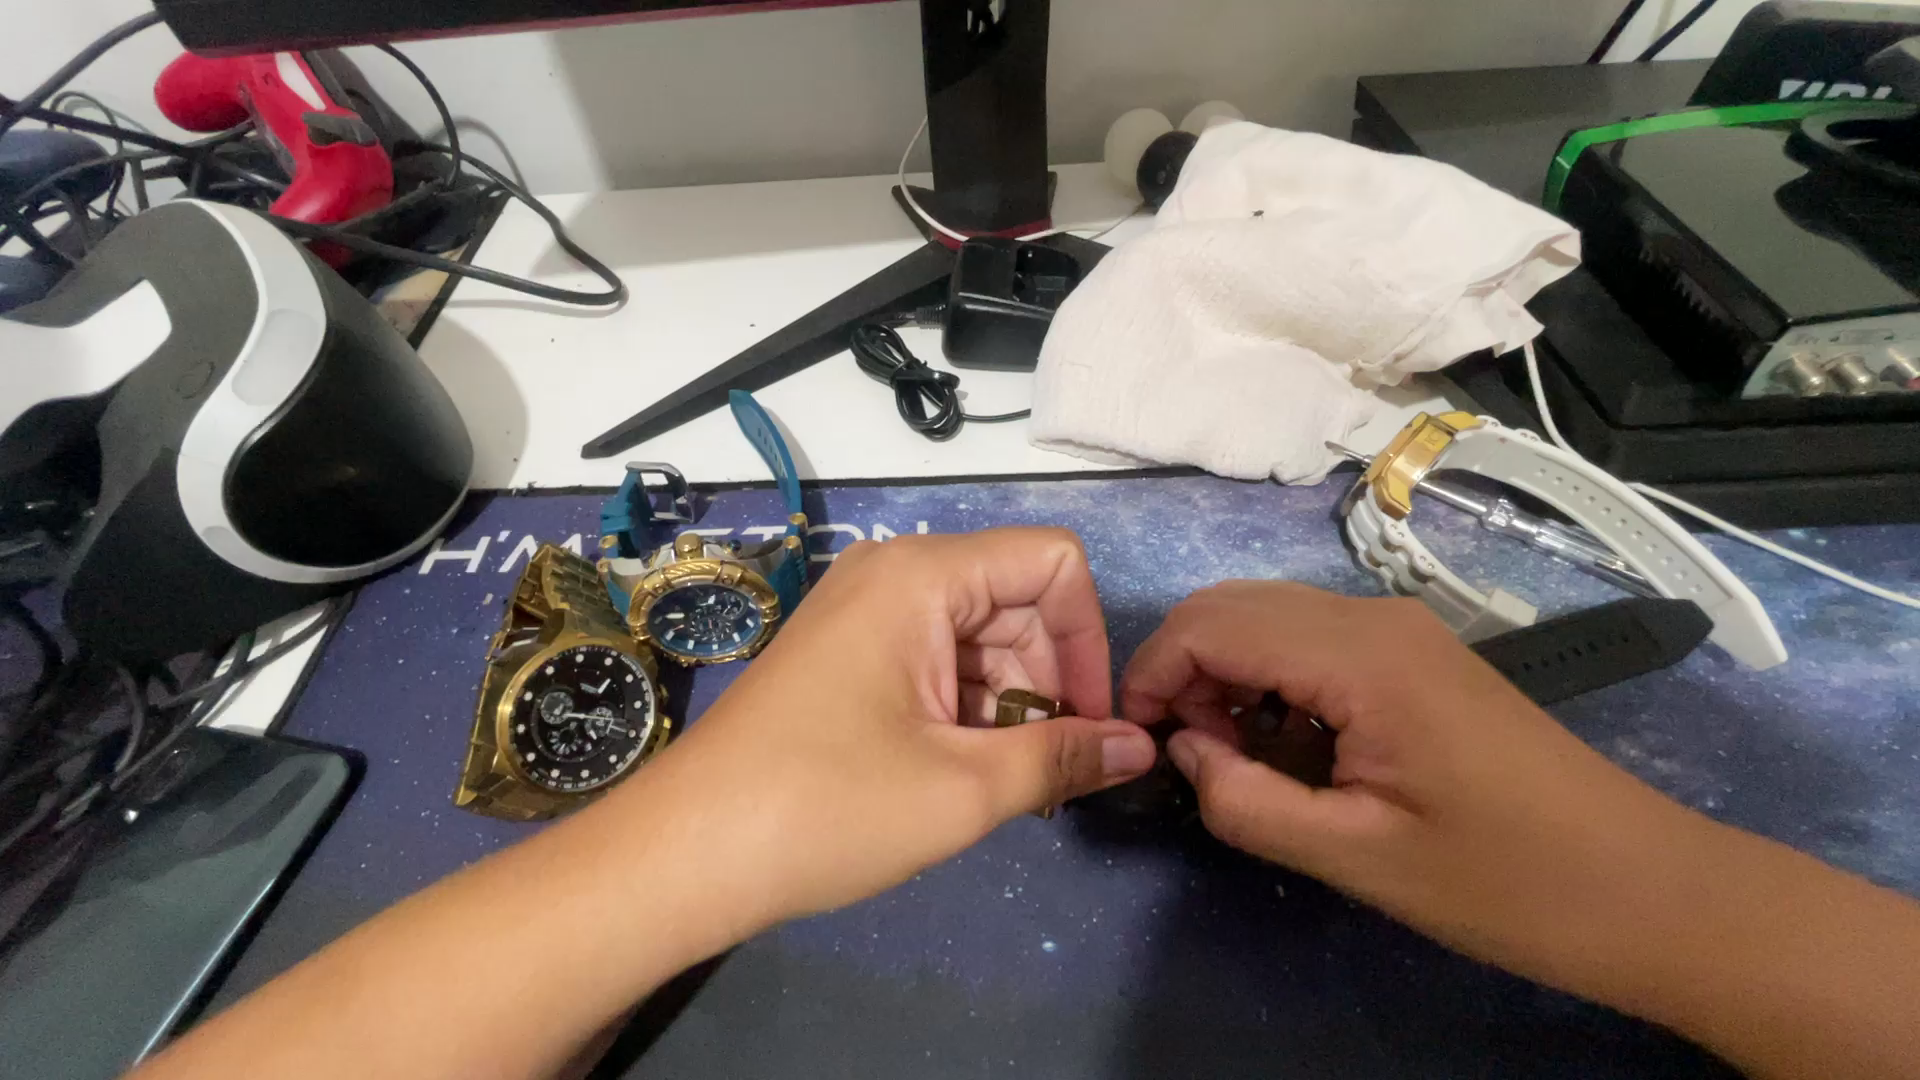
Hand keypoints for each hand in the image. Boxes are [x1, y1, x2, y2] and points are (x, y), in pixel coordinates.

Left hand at [626, 527, 1156, 934]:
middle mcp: (894, 572)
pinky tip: (955, 770)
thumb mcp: (962, 789)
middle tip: (1042, 773)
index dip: (1088, 638)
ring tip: (993, 783)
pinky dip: (963, 708)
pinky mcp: (848, 649)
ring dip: (1005, 705)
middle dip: (1045, 683)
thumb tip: (1140, 747)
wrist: (682, 855)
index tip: (1088, 723)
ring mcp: (865, 609)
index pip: (1051, 562)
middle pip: (1017, 602)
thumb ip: (1064, 757)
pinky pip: (935, 657)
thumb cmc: (826, 809)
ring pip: (979, 636)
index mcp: (922, 575)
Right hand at [1118, 582, 1725, 1005]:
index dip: (1153, 674)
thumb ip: (1246, 802)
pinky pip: (1299, 634)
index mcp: (1360, 656)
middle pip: (1227, 604)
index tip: (1142, 739)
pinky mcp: (1406, 648)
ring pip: (1259, 613)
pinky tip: (1281, 736)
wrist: (1657, 891)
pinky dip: (1261, 672)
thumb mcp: (1359, 859)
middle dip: (1180, 667)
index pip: (1210, 626)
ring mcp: (1394, 625)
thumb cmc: (1509, 883)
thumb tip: (1184, 751)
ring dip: (1219, 669)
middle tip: (1186, 748)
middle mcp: (1371, 616)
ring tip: (1232, 750)